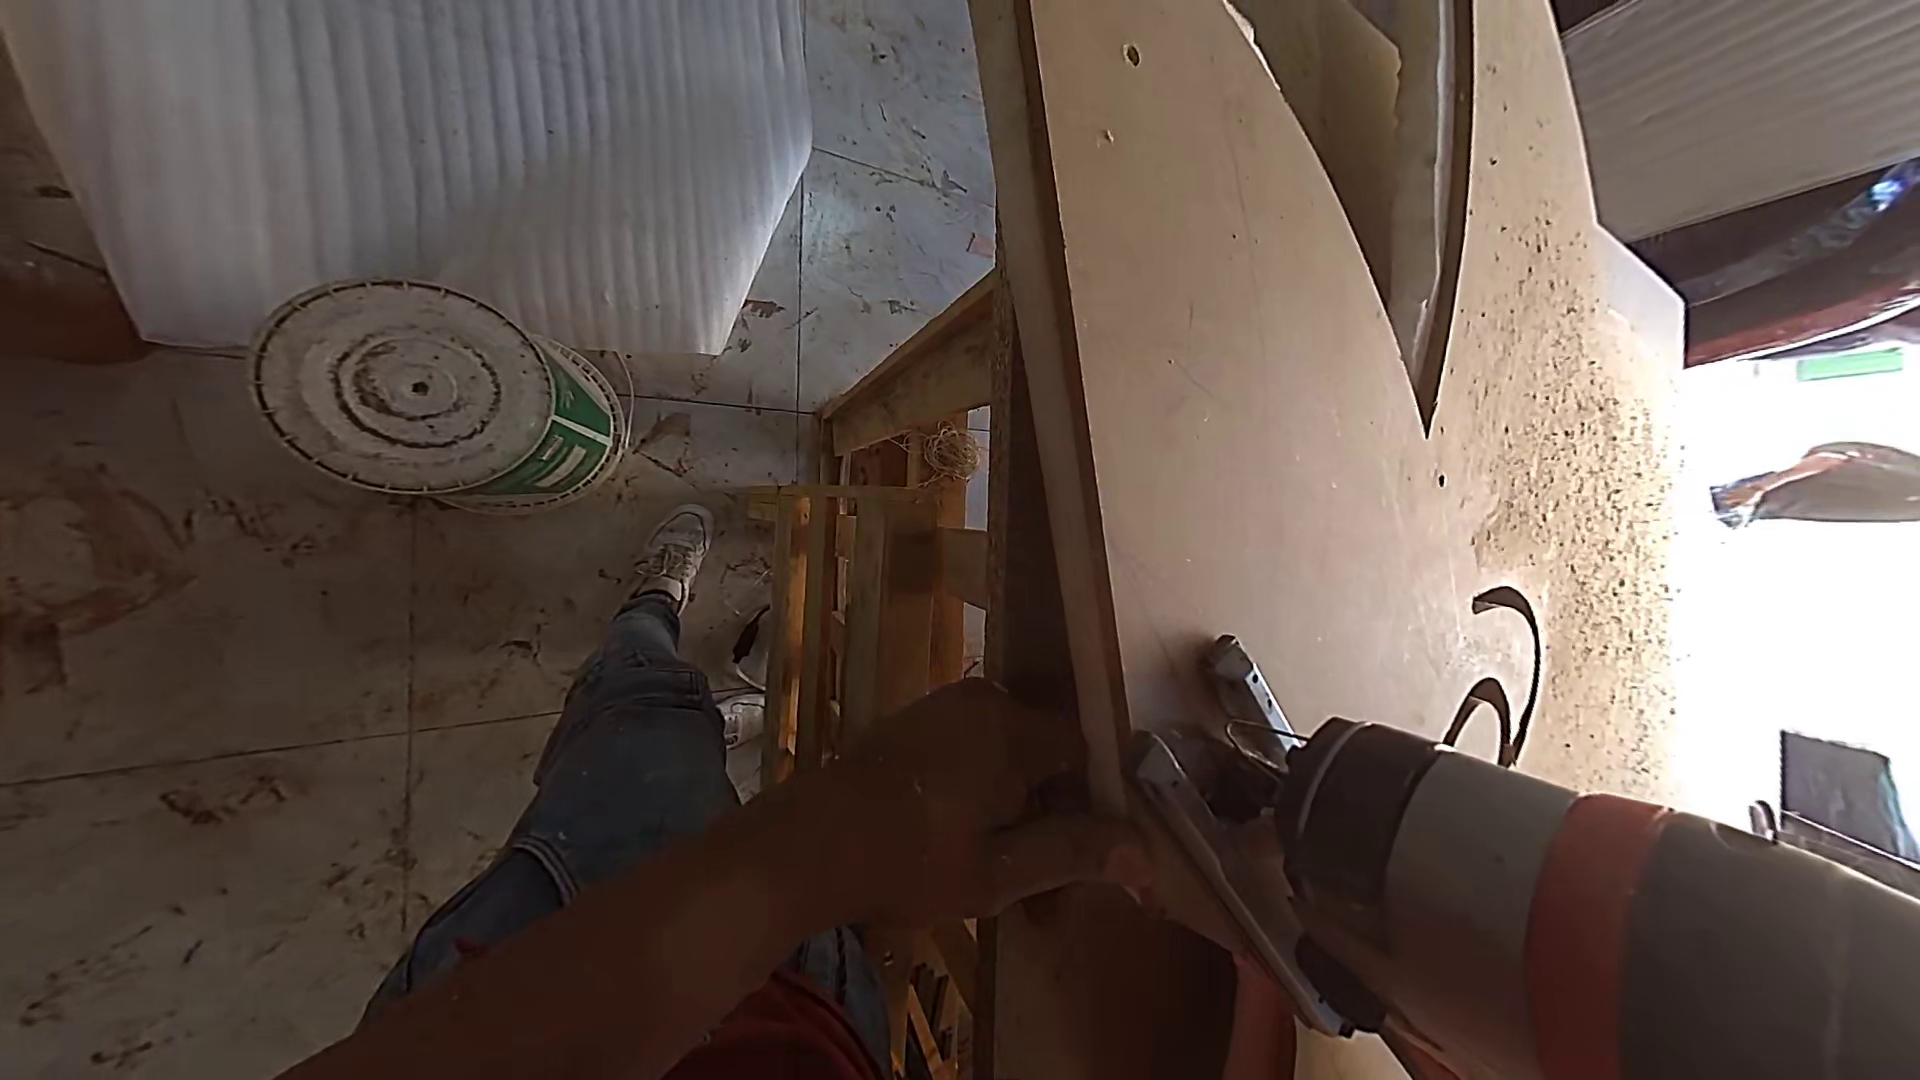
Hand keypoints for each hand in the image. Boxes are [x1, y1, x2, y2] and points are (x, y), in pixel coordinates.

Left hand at [795, 679, 1147, 926]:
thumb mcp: (997, 871)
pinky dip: (985, 795)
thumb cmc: (909, 858)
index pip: (1082, 750)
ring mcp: (947, 707)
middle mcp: (983, 701)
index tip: (1084, 864)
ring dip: (1017, 818)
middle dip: (1050, 826)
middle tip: (1043, 900)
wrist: (810, 840)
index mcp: (1011, 727)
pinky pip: (975, 751)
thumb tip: (1143, 852)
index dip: (1091, 806)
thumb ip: (1071, 852)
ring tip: (1004, 886)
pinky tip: (969, 845)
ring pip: (1010, 760)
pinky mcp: (920, 721)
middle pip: (1045, 759)